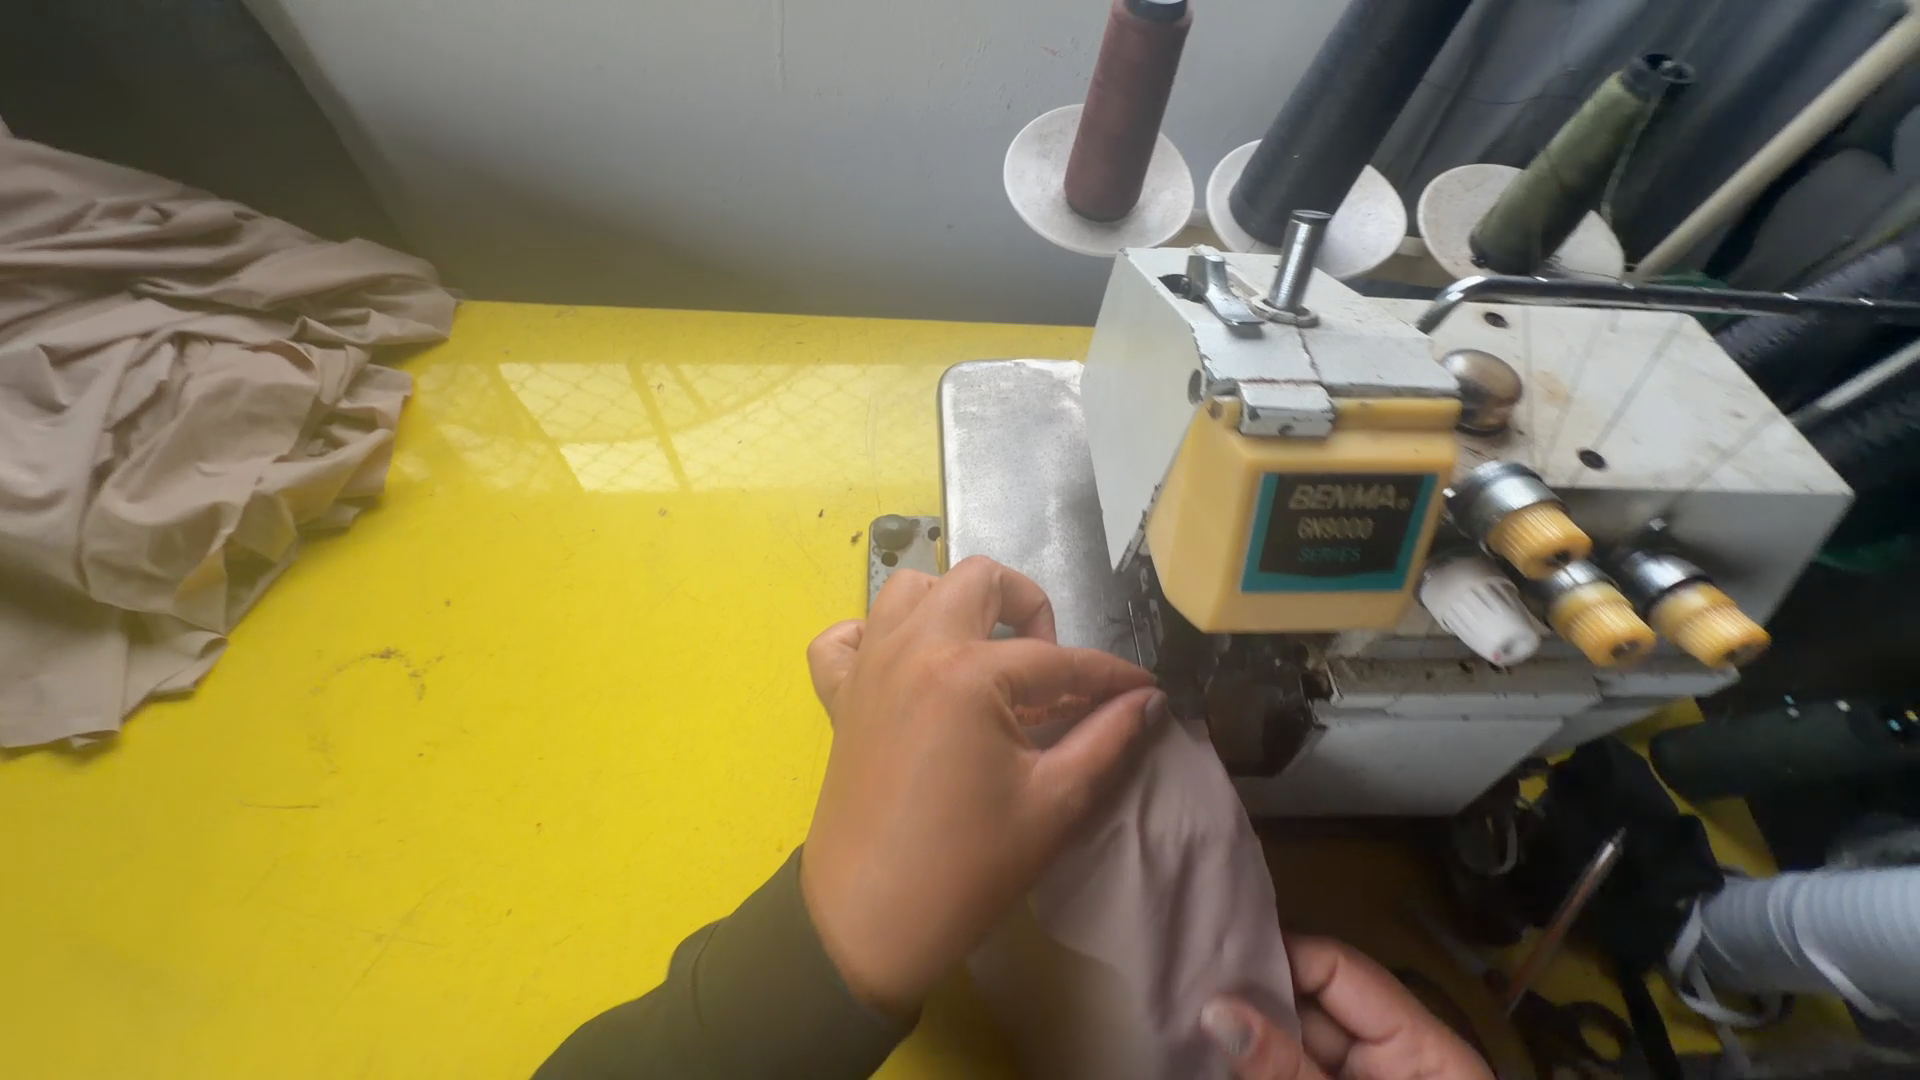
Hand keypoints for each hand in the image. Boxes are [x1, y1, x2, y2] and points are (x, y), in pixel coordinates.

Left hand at [800, 556, 1167, 1017]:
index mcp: (967, 672)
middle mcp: (912, 647)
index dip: (1110, 675)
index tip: (1142, 688)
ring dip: (953, 605)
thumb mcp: (1053, 803)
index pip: (1057, 658)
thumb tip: (1146, 700)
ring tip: (981, 654)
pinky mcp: (838, 695)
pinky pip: (843, 637)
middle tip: (1047, 666)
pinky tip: (905, 667)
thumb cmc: (967, 868)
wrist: (867, 924)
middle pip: (978, 580)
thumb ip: (1107, 739)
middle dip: (1028, 607)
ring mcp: (867, 666)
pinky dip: (873, 635)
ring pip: (908, 589)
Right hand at [1201, 937, 1491, 1079]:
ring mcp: (1363, 1076)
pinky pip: (1291, 1068)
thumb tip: (1214, 1008)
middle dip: (1252, 998)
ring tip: (1187, 1007)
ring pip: (1293, 1038)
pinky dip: (1258, 1062)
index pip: (1337, 967)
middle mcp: (1393, 1051)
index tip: (1212, 952)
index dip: (1277, 955)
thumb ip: (1287, 1067)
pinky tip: (1211, 1047)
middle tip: (1187, 978)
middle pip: (1308, 1003)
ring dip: (1247, 1031)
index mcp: (1425, 1044)